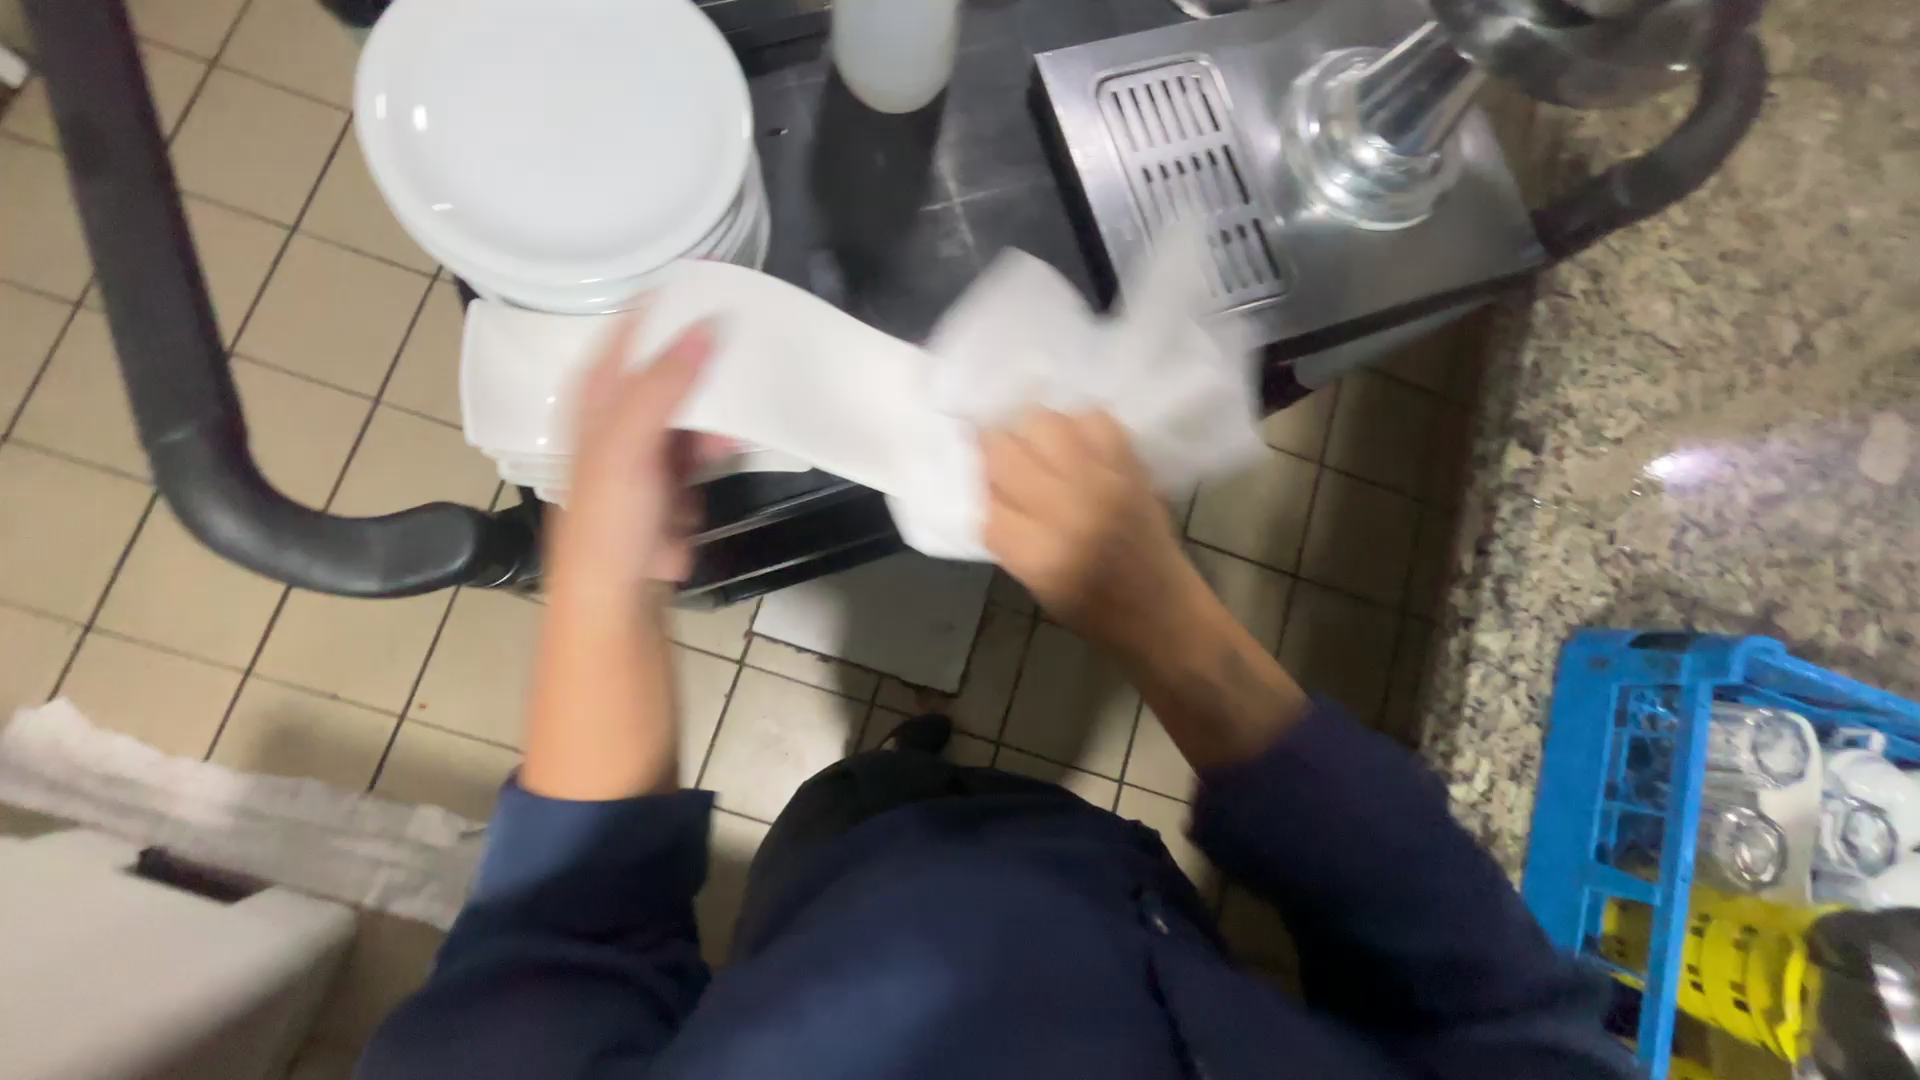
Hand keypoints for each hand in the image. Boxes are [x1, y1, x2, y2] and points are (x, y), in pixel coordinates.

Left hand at [546, 309, 721, 596]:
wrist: (618, 590)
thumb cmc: (611, 517)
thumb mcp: (629, 443)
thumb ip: (665, 383)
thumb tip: (706, 327)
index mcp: (598, 389)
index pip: (634, 321)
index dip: (671, 296)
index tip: (718, 272)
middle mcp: (621, 407)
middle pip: (673, 360)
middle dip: (707, 362)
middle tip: (745, 346)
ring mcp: (649, 441)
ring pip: (696, 403)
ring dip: (714, 415)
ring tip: (724, 429)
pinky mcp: (674, 472)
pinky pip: (705, 442)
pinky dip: (714, 449)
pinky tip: (719, 459)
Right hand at [980, 408, 1204, 658]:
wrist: (1160, 610)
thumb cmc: (1090, 608)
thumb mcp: (1033, 582)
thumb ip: (1006, 532)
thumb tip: (985, 485)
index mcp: (1039, 552)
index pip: (985, 499)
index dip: (979, 491)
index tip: (984, 491)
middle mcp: (1069, 509)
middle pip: (1006, 450)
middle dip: (995, 455)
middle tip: (1005, 468)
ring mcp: (1104, 481)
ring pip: (1043, 423)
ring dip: (1033, 436)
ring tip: (1041, 455)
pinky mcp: (1131, 466)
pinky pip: (1093, 418)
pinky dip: (1078, 427)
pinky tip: (1076, 450)